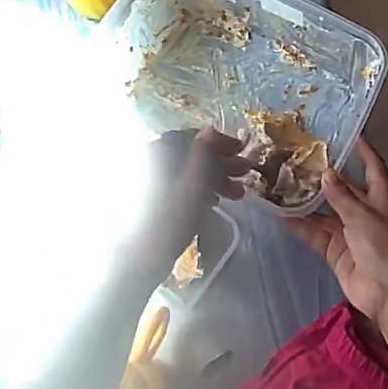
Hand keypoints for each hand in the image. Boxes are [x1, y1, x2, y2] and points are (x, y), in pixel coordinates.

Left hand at [138, 129, 251, 269]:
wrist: (140, 259)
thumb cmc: (170, 218)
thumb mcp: (193, 184)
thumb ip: (202, 155)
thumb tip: (210, 129)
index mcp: (160, 153)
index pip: (192, 137)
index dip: (218, 141)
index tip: (241, 149)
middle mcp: (155, 163)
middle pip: (193, 155)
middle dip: (222, 163)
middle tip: (246, 172)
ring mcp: (155, 183)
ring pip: (190, 173)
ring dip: (216, 179)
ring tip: (239, 194)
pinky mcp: (157, 201)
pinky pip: (183, 188)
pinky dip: (202, 191)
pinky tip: (217, 203)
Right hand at [286, 138, 387, 319]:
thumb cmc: (385, 247)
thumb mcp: (362, 216)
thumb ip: (341, 196)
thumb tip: (325, 173)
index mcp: (380, 197)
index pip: (373, 166)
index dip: (364, 150)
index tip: (350, 134)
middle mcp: (365, 211)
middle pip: (344, 188)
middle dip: (325, 177)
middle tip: (299, 160)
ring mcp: (350, 232)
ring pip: (325, 212)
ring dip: (308, 202)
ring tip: (283, 185)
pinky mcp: (337, 251)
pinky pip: (317, 235)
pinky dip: (301, 227)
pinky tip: (282, 216)